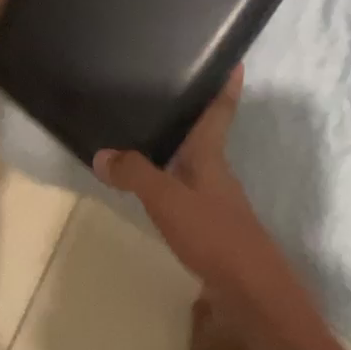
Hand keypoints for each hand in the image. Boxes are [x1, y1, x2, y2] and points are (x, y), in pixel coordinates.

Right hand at [94, 67, 257, 286]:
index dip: (227, 86)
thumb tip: (102, 152)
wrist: (248, 289)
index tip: (236, 60)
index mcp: (210, 155)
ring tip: (152, 132)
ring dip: (180, 146)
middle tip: (172, 88)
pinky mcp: (210, 225)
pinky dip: (172, 179)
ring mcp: (216, 199)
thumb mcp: (167, 199)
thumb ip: (136, 175)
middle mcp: (216, 170)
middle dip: (195, 112)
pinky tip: (155, 187)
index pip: (220, 111)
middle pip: (207, 133)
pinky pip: (188, 189)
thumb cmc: (212, 232)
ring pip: (196, 161)